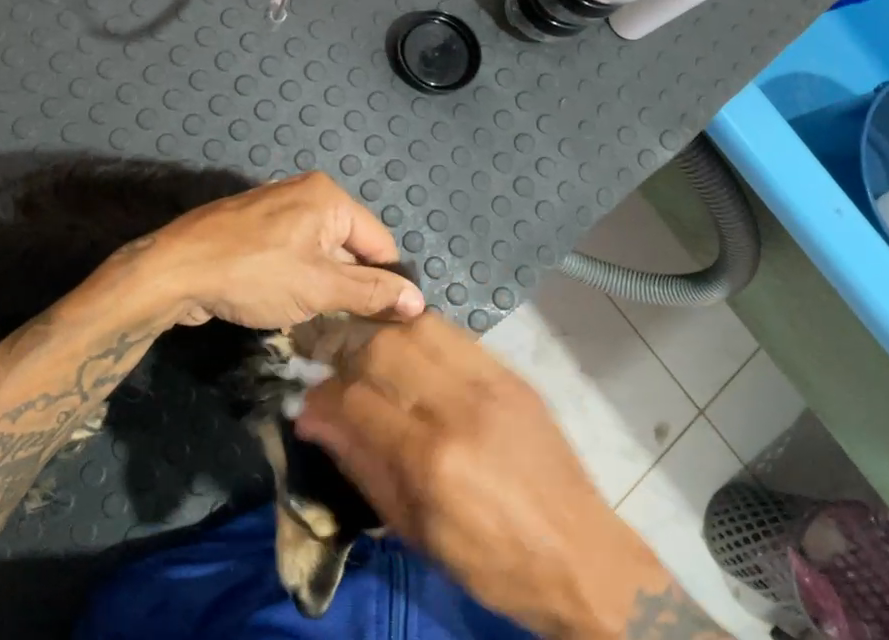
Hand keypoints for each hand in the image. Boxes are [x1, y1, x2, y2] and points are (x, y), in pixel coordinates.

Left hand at [107, 172, 425, 329]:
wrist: (174, 270)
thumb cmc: (254, 274)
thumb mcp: (319, 288)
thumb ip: (370, 293)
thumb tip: (418, 301)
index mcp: (327, 196)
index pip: (379, 243)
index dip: (385, 284)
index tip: (384, 322)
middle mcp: (303, 193)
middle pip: (347, 246)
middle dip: (348, 285)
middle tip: (347, 327)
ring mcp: (273, 209)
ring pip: (316, 254)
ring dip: (320, 286)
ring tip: (315, 320)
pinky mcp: (249, 228)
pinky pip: (288, 253)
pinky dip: (293, 278)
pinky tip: (284, 304)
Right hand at [293, 314, 672, 639]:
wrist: (582, 558)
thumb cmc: (492, 562)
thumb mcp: (414, 529)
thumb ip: (361, 464)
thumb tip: (312, 419)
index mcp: (431, 458)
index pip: (354, 399)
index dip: (320, 398)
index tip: (306, 404)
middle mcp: (459, 407)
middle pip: (380, 347)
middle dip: (342, 352)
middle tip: (330, 368)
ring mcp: (491, 383)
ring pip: (415, 326)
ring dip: (379, 333)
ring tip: (364, 353)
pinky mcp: (512, 375)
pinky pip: (452, 334)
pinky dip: (418, 335)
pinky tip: (407, 352)